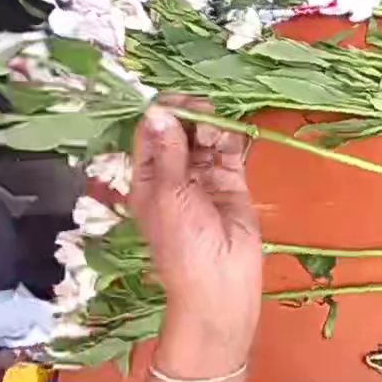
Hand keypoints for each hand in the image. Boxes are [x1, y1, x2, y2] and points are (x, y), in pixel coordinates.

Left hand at [129, 96, 261, 377]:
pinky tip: (228, 134)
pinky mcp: (232, 183)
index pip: (150, 136)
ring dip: (209, 126)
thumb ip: (168, 151)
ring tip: (214, 128)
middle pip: (180, 133)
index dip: (161, 114)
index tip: (174, 100)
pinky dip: (229, 139)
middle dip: (188, 115)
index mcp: (149, 179)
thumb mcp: (168, 193)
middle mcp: (175, 175)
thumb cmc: (183, 242)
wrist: (220, 282)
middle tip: (199, 107)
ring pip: (205, 140)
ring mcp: (205, 179)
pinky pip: (229, 153)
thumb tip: (159, 110)